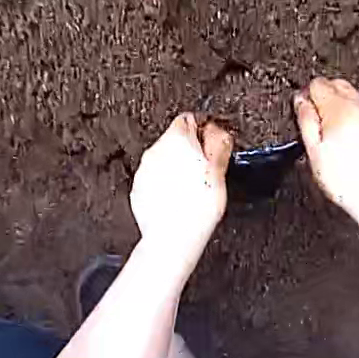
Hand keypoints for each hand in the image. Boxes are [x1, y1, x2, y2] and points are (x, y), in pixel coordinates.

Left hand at [131, 113, 232, 262]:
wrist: (173, 238)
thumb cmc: (197, 209)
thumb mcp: (219, 173)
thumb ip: (219, 145)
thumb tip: (219, 132)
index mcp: (176, 140)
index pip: (189, 119)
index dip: (204, 131)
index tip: (212, 145)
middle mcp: (155, 151)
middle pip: (175, 140)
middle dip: (190, 152)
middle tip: (205, 173)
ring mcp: (145, 171)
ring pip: (164, 160)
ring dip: (178, 169)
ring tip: (193, 190)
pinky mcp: (139, 189)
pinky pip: (155, 180)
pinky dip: (166, 185)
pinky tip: (179, 200)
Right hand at [294, 77, 358, 219]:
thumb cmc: (345, 181)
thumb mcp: (314, 151)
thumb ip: (306, 120)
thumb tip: (301, 101)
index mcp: (340, 110)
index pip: (318, 84)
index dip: (307, 96)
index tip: (304, 110)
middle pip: (339, 86)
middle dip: (325, 97)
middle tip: (318, 122)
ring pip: (356, 101)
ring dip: (343, 110)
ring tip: (336, 137)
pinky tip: (354, 145)